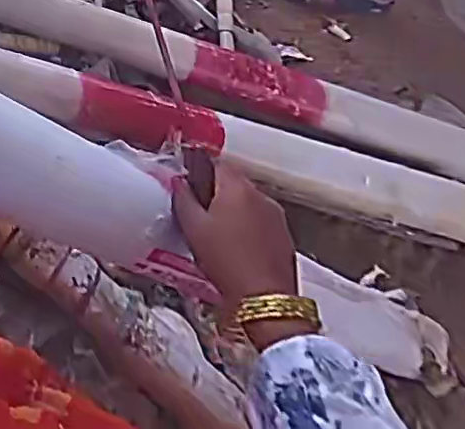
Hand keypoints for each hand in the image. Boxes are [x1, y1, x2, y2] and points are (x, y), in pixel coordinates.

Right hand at [173, 158, 312, 349]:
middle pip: (234, 181)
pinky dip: (248, 223)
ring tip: (217, 228)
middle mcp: (261, 196)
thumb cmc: (224, 258)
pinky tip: (237, 243)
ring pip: (248, 201)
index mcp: (237, 187)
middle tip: (198, 207)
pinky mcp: (286, 237)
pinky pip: (261, 219)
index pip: (217, 162)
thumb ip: (182, 196)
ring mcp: (277, 217)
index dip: (200, 168)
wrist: (265, 301)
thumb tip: (178, 180)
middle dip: (216, 189)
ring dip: (233, 206)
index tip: (188, 182)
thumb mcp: (193, 226)